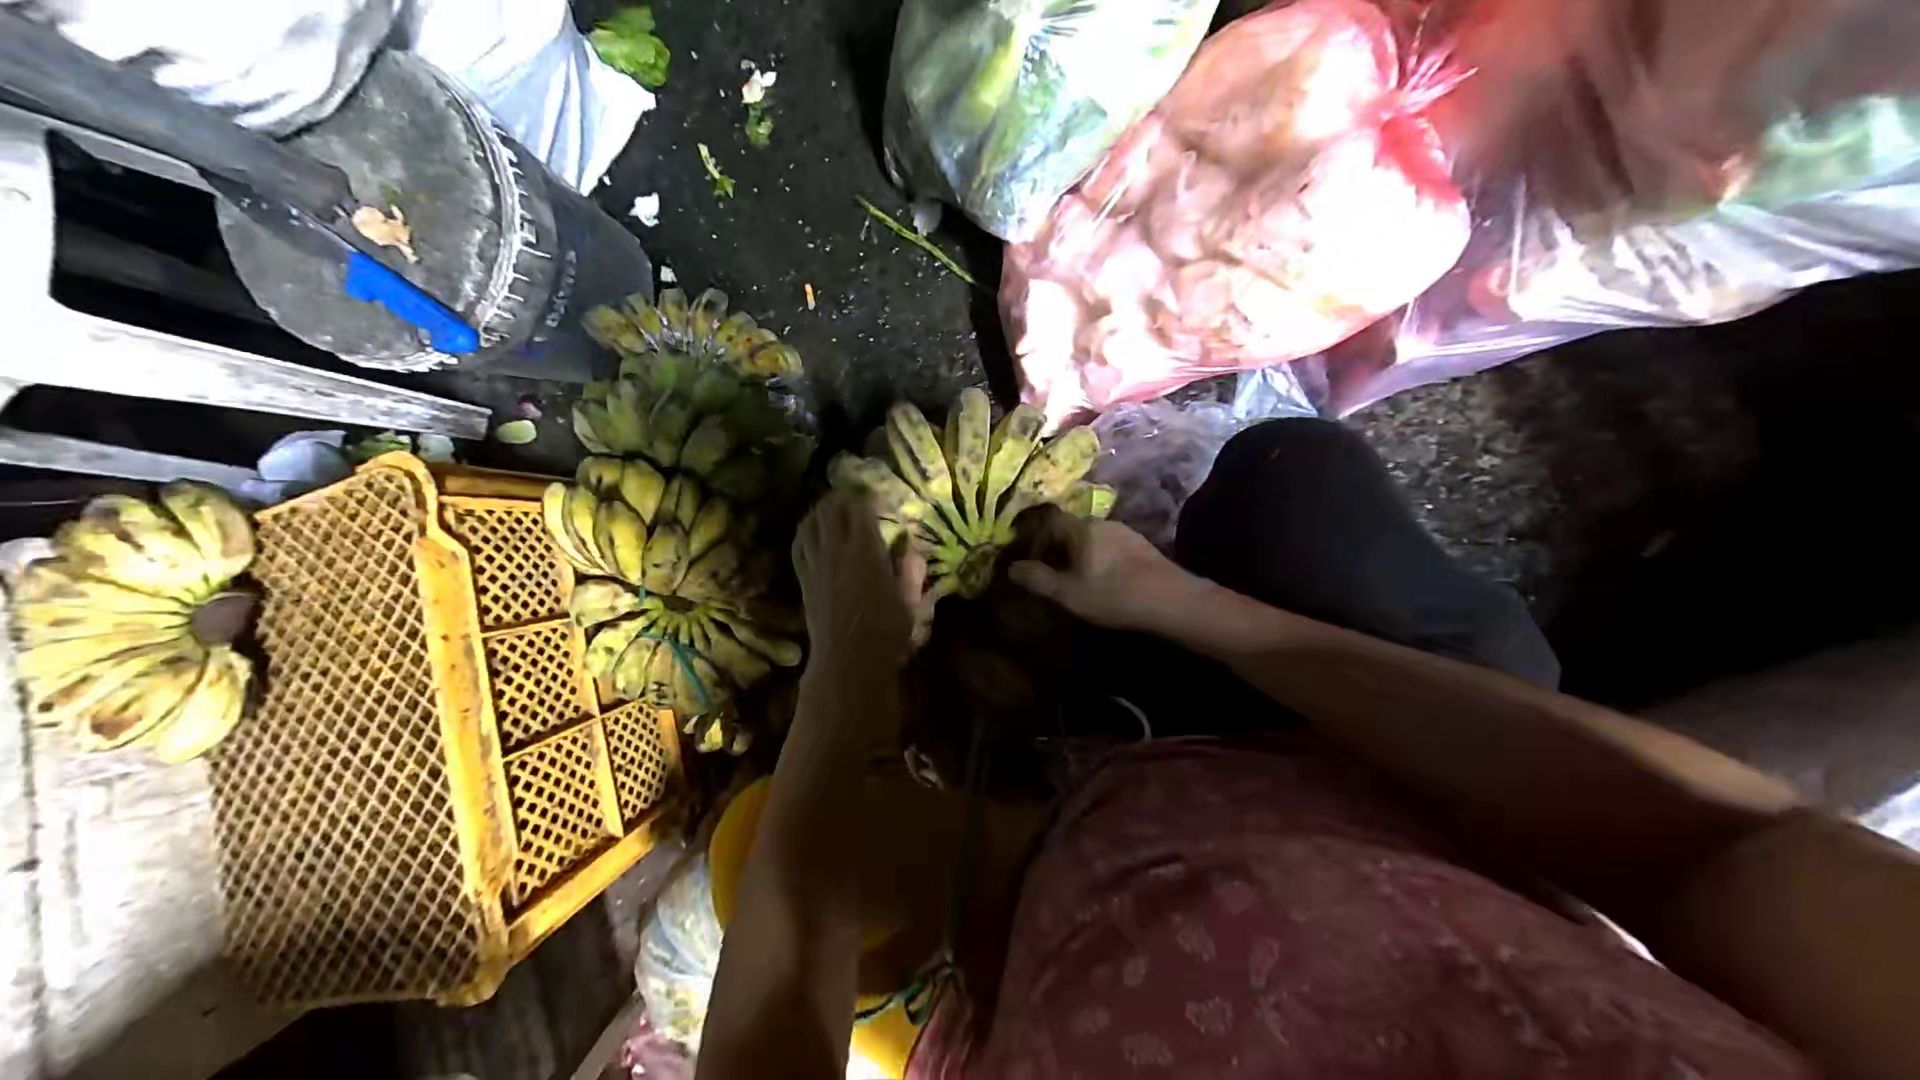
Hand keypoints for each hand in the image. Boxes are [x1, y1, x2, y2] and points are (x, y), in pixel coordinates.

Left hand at [792, 493, 926, 675]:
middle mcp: (836, 549)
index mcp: (865, 550)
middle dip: (843, 497)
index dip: (870, 497)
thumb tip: (913, 548)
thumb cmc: (885, 632)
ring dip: (822, 510)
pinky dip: (807, 531)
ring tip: (834, 511)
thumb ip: (912, 571)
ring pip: (810, 521)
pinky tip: (814, 534)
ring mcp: (816, 563)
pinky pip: (799, 544)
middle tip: (857, 500)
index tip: (881, 499)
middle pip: (831, 507)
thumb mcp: (910, 601)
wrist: (847, 662)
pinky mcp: (804, 578)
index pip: (860, 506)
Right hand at [1008, 517, 1204, 632]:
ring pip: (1091, 538)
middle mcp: (1101, 522)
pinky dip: (1098, 558)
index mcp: (1080, 528)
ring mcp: (1125, 532)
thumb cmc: (1113, 594)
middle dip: (1055, 546)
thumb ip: (1037, 579)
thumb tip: (1011, 568)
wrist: (1171, 600)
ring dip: (1078, 554)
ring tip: (1074, 578)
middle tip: (1047, 570)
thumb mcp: (1067, 593)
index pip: (1048, 519)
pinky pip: (1109, 547)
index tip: (1025, 554)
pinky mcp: (1141, 546)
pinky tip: (1102, 579)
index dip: (1033, 535)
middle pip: (1069, 528)